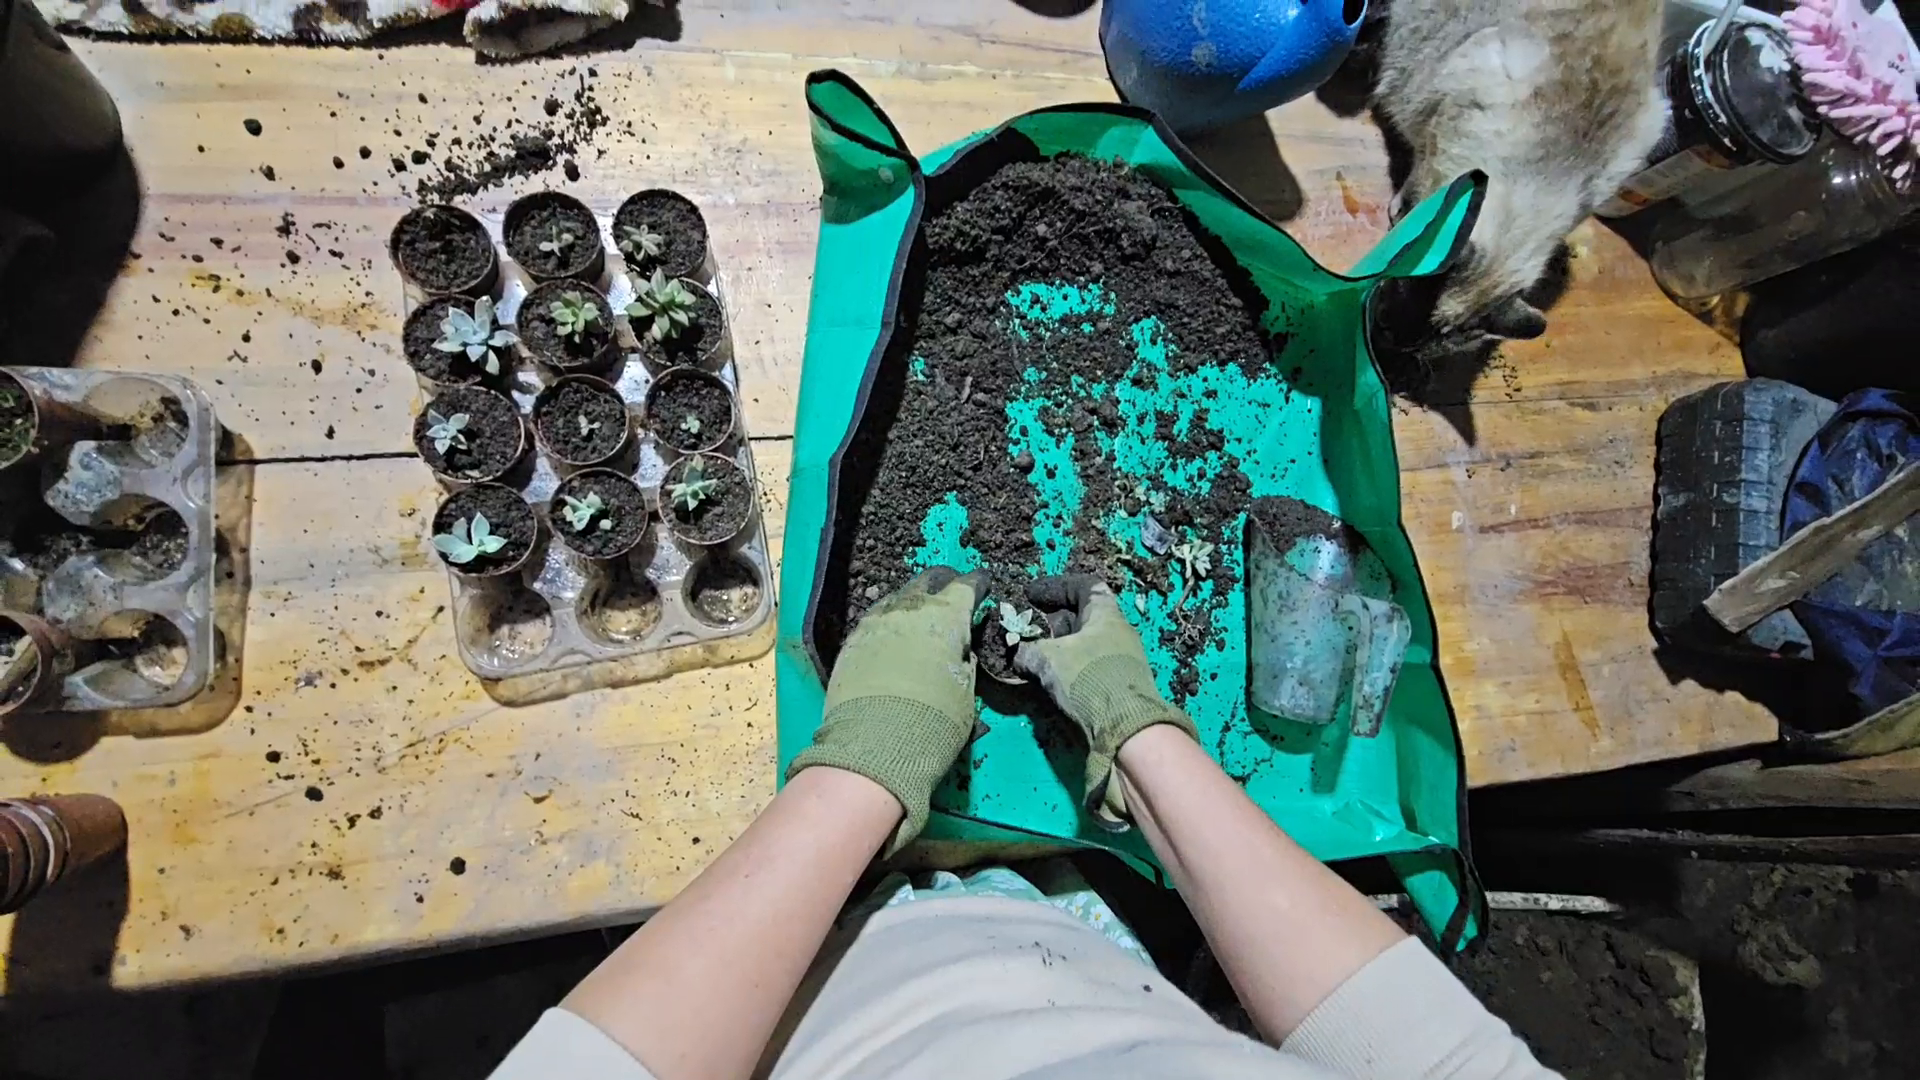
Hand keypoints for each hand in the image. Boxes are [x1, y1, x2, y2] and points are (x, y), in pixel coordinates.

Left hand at [788, 566, 986, 853]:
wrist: (875, 746)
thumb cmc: (933, 721)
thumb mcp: (966, 692)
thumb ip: (964, 660)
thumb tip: (960, 647)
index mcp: (946, 616)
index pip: (966, 586)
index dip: (978, 585)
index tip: (983, 587)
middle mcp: (910, 607)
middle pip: (929, 581)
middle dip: (944, 584)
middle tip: (952, 594)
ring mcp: (876, 620)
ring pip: (899, 596)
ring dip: (914, 601)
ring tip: (920, 614)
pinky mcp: (852, 640)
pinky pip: (876, 619)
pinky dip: (890, 621)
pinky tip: (893, 634)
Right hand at [1016, 574, 1197, 826]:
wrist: (1127, 727)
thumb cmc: (1088, 677)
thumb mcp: (1048, 658)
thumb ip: (1027, 650)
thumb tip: (1018, 654)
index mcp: (1106, 614)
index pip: (1084, 586)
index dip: (1056, 587)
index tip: (1031, 595)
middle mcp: (1116, 632)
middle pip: (1081, 617)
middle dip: (1051, 621)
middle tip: (1026, 629)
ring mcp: (1119, 660)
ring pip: (1081, 644)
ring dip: (1056, 648)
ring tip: (1030, 656)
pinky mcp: (1116, 686)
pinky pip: (1085, 667)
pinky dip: (1064, 668)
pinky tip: (1045, 679)